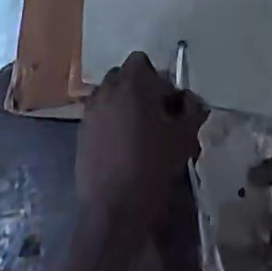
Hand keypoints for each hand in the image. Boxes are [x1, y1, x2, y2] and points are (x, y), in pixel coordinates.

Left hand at [76, 52, 206, 229]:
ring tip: (136, 131)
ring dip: (122, 104)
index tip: (167, 102)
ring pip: (109, 95)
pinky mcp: (80, 134)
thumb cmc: (153, 166)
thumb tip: (188, 99)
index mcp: (132, 83)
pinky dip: (109, 122)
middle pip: (123, 76)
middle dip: (138, 88)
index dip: (157, 78)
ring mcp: (90, 112)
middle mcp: (106, 90)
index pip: (142, 60)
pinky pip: (98, 116)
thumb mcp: (184, 136)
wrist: (114, 209)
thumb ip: (191, 109)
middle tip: (154, 114)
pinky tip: (121, 147)